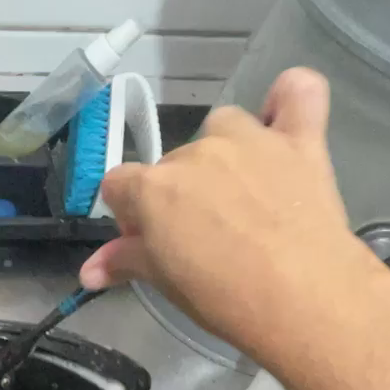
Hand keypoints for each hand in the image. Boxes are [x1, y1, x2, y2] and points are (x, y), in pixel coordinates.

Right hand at [80, 67, 389, 374]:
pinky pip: (298, 92)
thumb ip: (122, 262)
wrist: (300, 297)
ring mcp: (251, 141)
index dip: (127, 214)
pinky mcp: (301, 140)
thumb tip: (87, 272)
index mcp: (153, 188)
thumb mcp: (162, 281)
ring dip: (221, 152)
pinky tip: (281, 120)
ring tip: (236, 191)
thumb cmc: (219, 295)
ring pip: (222, 126)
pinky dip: (287, 99)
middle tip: (196, 236)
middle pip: (170, 163)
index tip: (145, 242)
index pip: (117, 184)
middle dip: (174, 194)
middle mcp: (195, 152)